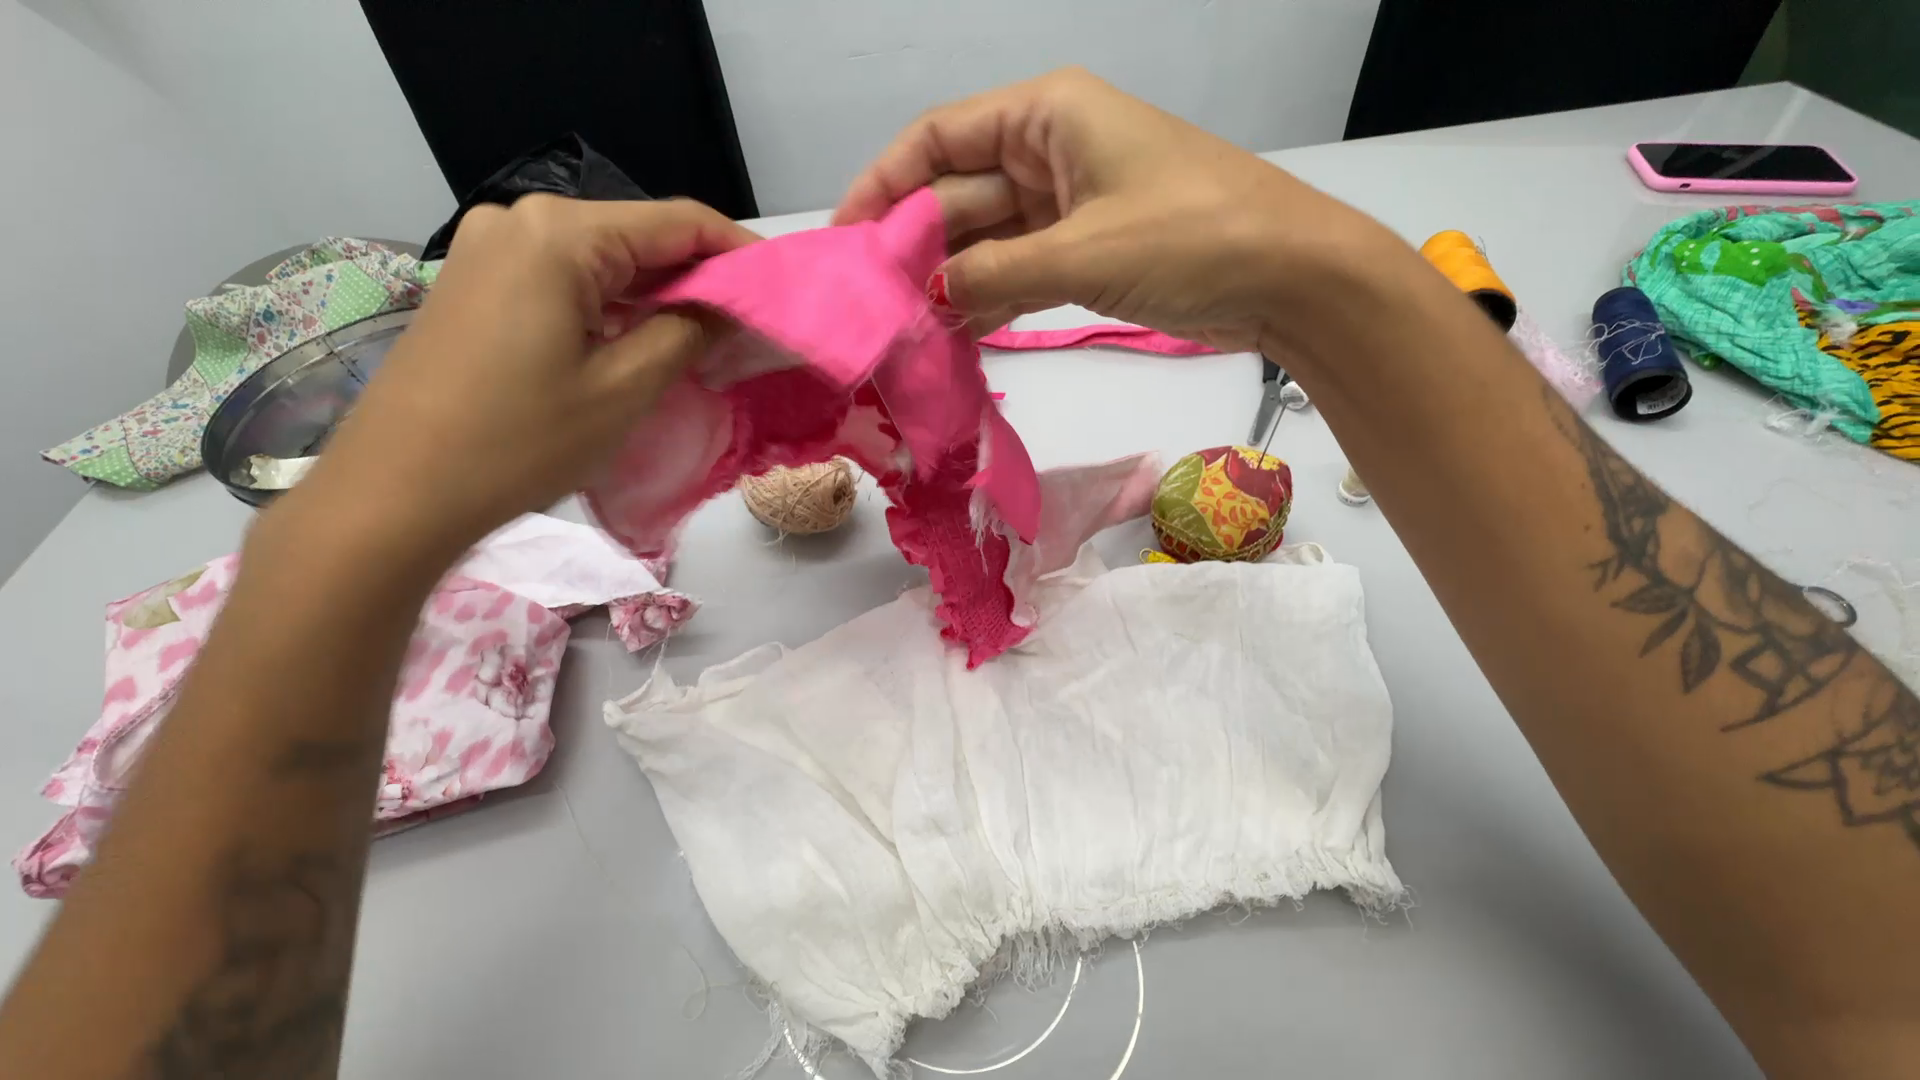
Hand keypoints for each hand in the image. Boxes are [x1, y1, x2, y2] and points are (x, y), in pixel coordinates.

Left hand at [281, 196, 757, 557]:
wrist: (396, 492)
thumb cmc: (519, 441)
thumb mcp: (624, 389)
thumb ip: (688, 333)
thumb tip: (723, 308)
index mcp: (559, 234)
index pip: (677, 222)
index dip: (737, 252)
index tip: (779, 289)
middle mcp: (518, 221)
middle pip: (637, 237)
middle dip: (698, 278)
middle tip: (747, 325)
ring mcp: (488, 251)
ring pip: (601, 261)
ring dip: (656, 296)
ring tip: (704, 340)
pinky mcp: (475, 285)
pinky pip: (564, 281)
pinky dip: (611, 307)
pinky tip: (639, 342)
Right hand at [834, 68, 1398, 353]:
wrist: (1290, 276)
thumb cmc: (1190, 237)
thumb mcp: (1082, 252)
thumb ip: (995, 273)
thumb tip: (929, 298)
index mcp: (1047, 116)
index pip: (939, 139)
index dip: (884, 184)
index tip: (845, 239)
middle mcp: (1051, 150)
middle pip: (959, 193)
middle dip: (915, 246)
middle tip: (870, 304)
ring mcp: (1070, 204)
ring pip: (988, 239)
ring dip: (949, 281)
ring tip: (902, 330)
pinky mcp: (1089, 251)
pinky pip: (1021, 270)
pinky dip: (991, 300)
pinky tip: (955, 337)